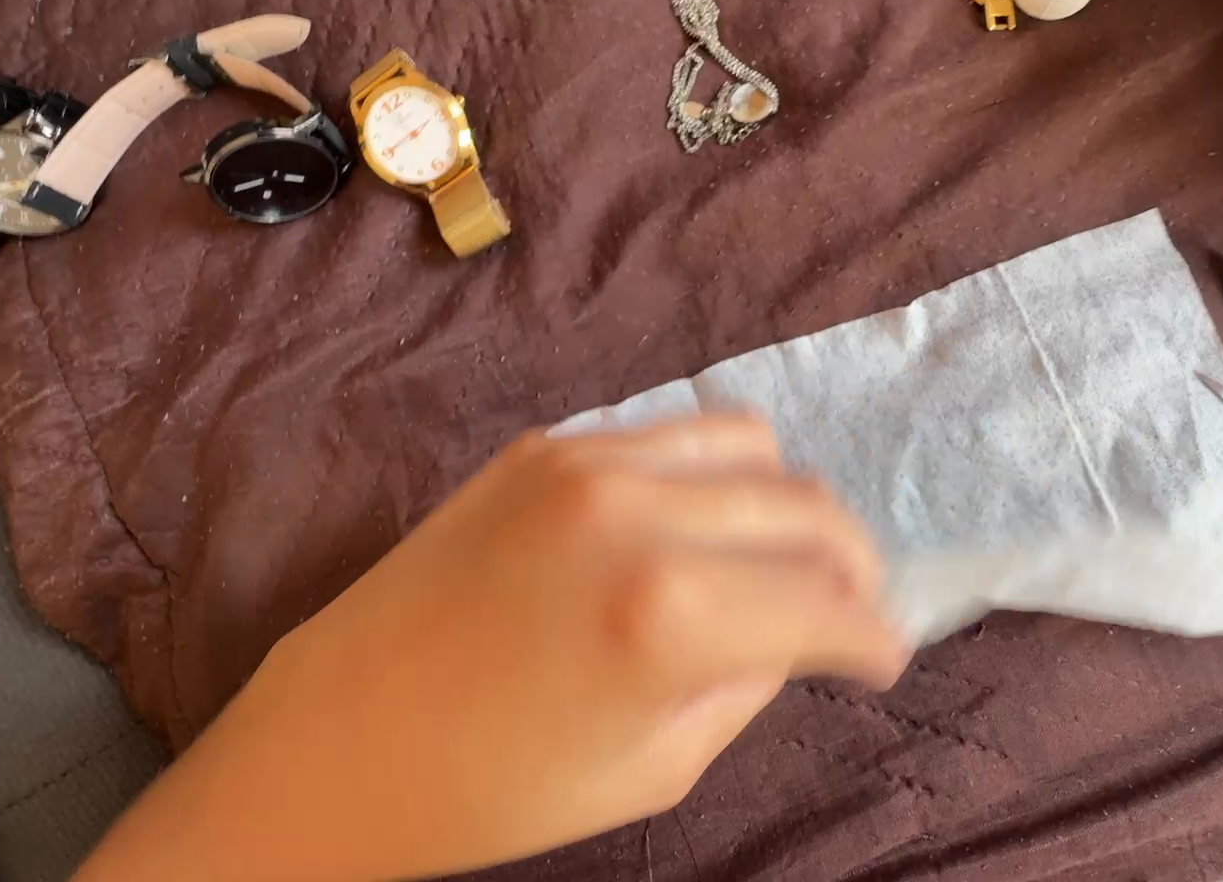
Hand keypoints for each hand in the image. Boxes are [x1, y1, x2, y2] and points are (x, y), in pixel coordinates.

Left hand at [72, 416, 908, 881]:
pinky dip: (714, 477)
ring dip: (785, 504)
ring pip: (749, 442)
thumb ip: (749, 676)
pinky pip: (672, 435)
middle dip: (851, 561)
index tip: (884, 656)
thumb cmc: (494, 787)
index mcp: (667, 611)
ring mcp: (588, 458)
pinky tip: (698, 526)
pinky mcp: (550, 443)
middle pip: (803, 504)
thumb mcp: (656, 765)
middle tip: (850, 607)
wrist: (338, 731)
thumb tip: (801, 624)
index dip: (874, 635)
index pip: (824, 602)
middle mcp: (637, 507)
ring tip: (778, 558)